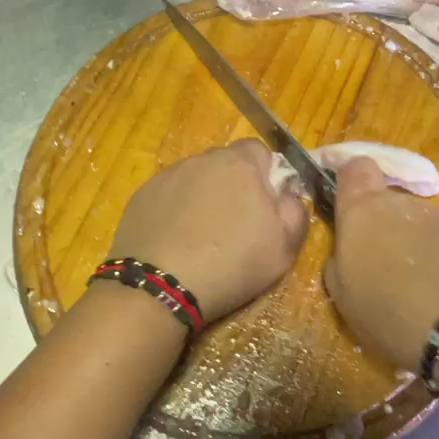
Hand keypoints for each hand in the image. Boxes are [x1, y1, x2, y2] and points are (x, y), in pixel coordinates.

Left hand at [107, 139, 308, 323]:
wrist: (160, 287)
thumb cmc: (231, 264)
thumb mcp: (284, 247)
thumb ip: (295, 211)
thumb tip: (288, 194)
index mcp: (240, 164)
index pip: (260, 151)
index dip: (266, 176)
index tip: (265, 208)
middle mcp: (203, 160)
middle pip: (226, 164)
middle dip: (234, 186)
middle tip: (236, 226)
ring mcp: (168, 176)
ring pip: (196, 179)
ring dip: (204, 198)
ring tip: (203, 238)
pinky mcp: (142, 195)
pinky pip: (169, 196)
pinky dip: (176, 211)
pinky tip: (176, 241)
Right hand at [323, 159, 438, 371]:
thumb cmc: (387, 310)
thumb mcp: (343, 297)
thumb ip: (339, 262)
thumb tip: (346, 251)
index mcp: (362, 211)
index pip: (354, 169)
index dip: (351, 184)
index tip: (348, 210)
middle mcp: (400, 203)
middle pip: (386, 202)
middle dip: (382, 227)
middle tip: (382, 267)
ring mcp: (437, 215)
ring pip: (415, 222)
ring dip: (411, 243)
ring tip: (415, 286)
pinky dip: (438, 257)